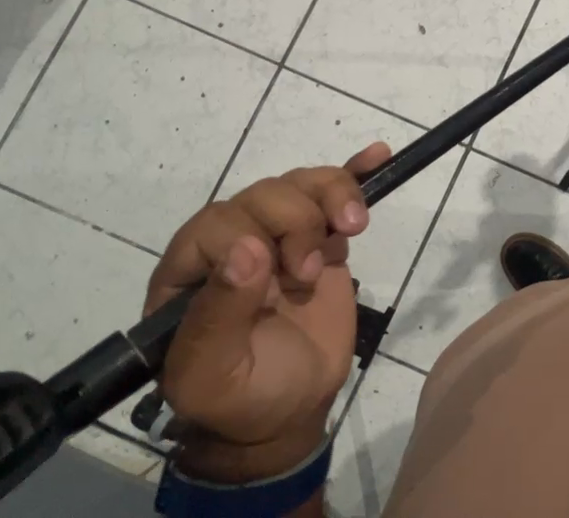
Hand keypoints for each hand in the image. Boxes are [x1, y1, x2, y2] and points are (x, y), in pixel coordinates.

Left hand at [145, 143, 391, 481]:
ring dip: (333, 196)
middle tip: (311, 274)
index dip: (248, 238)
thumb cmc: (239, 398)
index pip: (215, 224)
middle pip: (265, 195)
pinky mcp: (323, 241)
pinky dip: (356, 171)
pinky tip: (378, 155)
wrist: (286, 413)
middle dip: (296, 223)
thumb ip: (217, 316)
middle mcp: (232, 243)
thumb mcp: (211, 375)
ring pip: (302, 186)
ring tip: (354, 228)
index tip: (277, 281)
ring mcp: (281, 237)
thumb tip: (247, 251)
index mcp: (190, 271)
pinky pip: (334, 193)